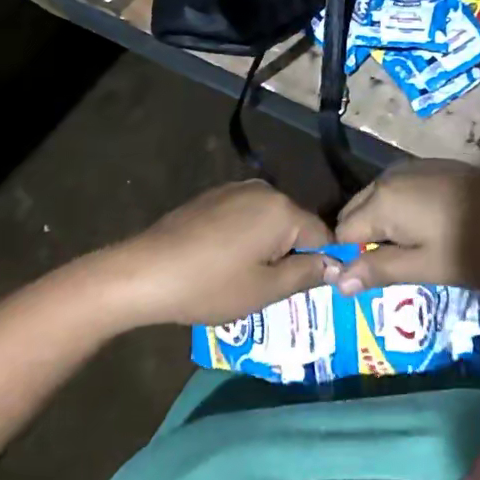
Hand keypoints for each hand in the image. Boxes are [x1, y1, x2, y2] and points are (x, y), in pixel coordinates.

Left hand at [94, 181, 337, 326]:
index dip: (322, 265)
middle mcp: (264, 190)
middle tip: (276, 290)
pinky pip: (246, 216)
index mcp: (283, 209)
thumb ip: (306, 274)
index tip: (310, 291)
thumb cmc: (210, 285)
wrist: (144, 272)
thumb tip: (335, 265)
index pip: (323, 236)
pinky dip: (246, 237)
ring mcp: (235, 189)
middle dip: (293, 254)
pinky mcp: (213, 196)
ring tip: (248, 279)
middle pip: (296, 225)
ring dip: (268, 246)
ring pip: (270, 221)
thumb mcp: (265, 290)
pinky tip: (225, 261)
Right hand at [330, 161, 479, 293]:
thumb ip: (380, 270)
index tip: (365, 286)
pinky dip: (398, 215)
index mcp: (383, 200)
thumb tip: (336, 279)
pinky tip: (423, 234)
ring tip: (404, 259)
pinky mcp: (430, 168)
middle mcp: (389, 177)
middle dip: (362, 244)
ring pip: (376, 203)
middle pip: (355, 214)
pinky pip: (397, 193)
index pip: (341, 234)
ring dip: (381, 230)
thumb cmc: (479, 246)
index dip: (348, 262)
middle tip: (384, 276)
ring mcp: (411, 169)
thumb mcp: (428, 267)